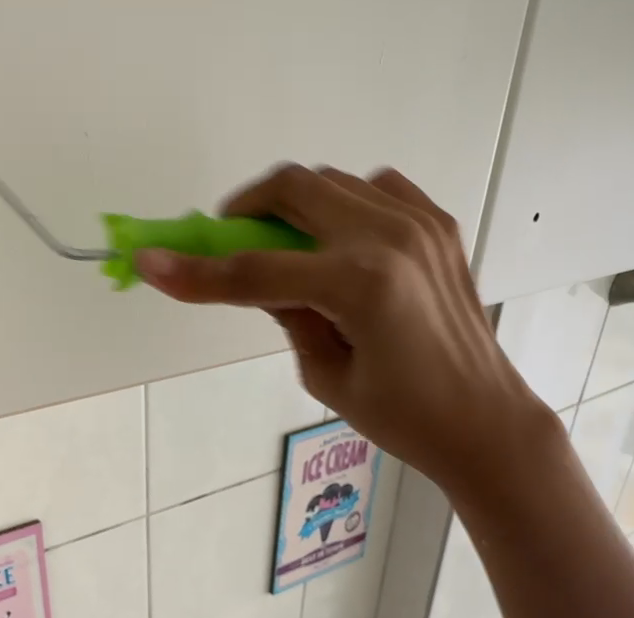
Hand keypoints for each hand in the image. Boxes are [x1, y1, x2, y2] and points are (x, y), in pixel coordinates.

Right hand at [137, 164, 552, 485]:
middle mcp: (391, 238)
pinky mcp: (438, 225)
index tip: (151, 262)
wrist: (482, 419)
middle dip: (247, 210)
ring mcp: (420, 224)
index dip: (198, 271)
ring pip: (333, 182)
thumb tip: (259, 279)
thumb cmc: (404, 419)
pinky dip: (344, 204)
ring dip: (294, 206)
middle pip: (295, 190)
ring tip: (283, 249)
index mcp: (360, 286)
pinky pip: (376, 188)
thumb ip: (288, 316)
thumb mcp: (328, 377)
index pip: (257, 270)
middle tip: (225, 240)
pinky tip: (337, 242)